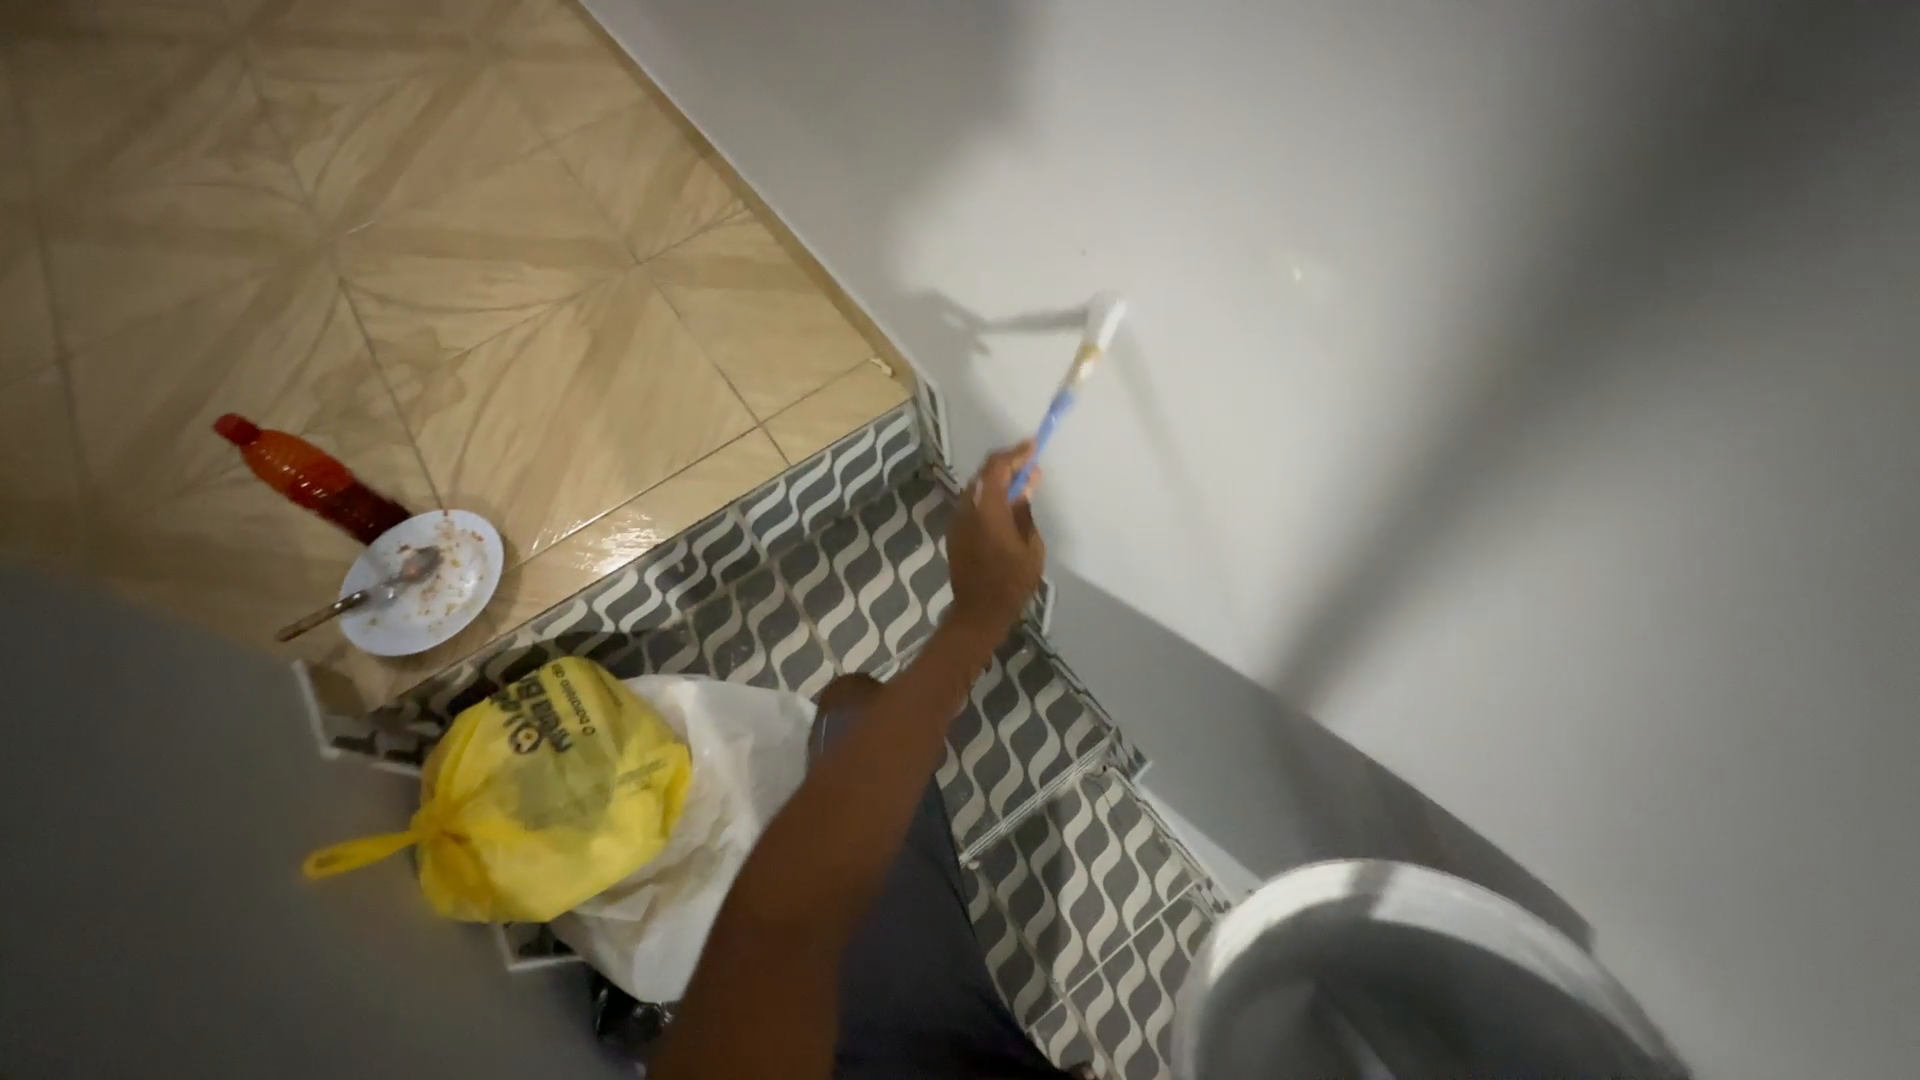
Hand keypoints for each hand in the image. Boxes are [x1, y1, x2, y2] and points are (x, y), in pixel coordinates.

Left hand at [946, 441, 1046, 636]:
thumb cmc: (1011, 582)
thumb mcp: (1030, 546)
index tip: (1033, 446)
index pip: (997, 468)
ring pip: (977, 489)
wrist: (979, 611)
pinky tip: (1006, 506)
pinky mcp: (955, 532)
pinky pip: (973, 505)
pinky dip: (989, 497)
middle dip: (1007, 465)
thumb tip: (1025, 486)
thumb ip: (1024, 511)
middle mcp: (967, 509)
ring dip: (998, 482)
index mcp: (987, 509)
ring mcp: (958, 521)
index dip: (1015, 453)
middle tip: (1030, 464)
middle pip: (984, 475)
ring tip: (1022, 484)